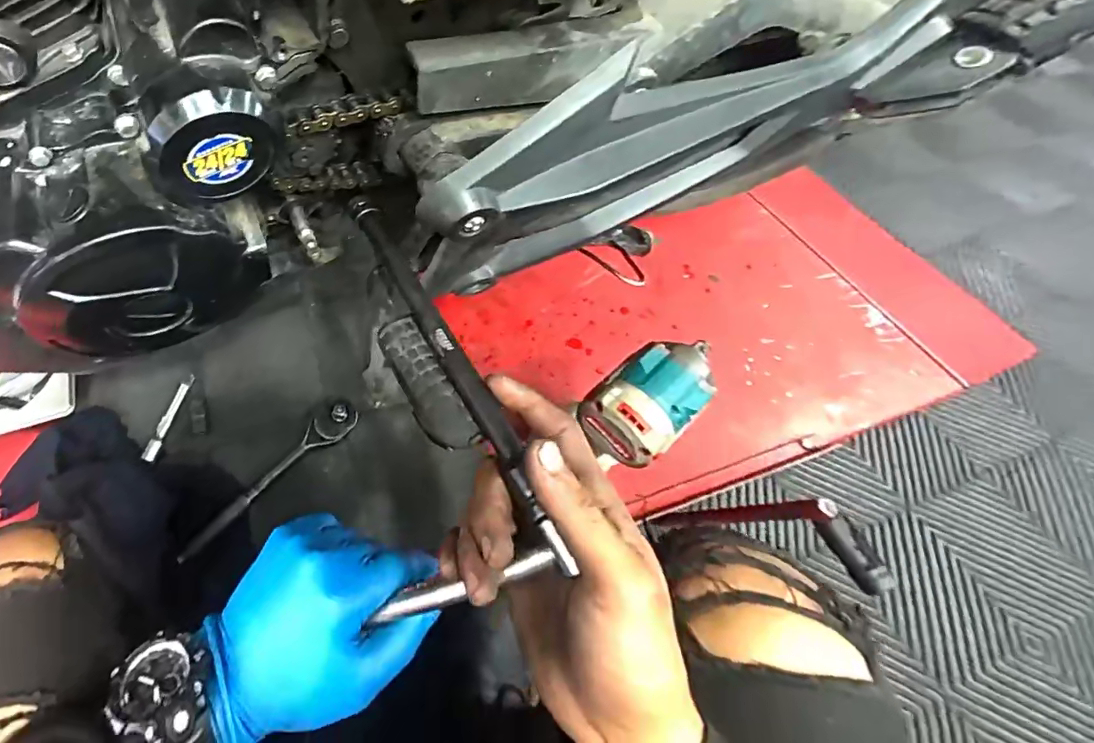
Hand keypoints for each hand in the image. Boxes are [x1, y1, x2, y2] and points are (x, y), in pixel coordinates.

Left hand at [201, 514, 438, 742]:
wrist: (233, 672)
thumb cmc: (300, 684)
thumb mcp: (362, 680)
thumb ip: (405, 638)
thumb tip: (430, 603)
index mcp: (342, 592)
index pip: (397, 563)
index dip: (416, 569)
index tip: (426, 575)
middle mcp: (321, 555)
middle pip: (375, 549)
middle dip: (382, 573)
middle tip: (371, 605)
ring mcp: (298, 540)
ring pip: (352, 536)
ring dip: (357, 558)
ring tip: (342, 592)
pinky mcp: (282, 534)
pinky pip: (326, 526)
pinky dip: (332, 544)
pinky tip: (323, 573)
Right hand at [441, 375, 701, 742]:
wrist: (616, 726)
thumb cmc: (634, 650)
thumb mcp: (616, 579)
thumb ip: (578, 513)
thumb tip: (539, 449)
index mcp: (594, 505)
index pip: (560, 436)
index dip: (529, 405)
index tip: (494, 385)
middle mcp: (559, 514)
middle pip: (505, 472)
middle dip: (488, 504)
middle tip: (495, 551)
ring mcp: (532, 542)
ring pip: (483, 506)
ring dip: (474, 538)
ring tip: (485, 582)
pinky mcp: (510, 572)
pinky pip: (469, 543)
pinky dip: (459, 555)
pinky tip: (464, 582)